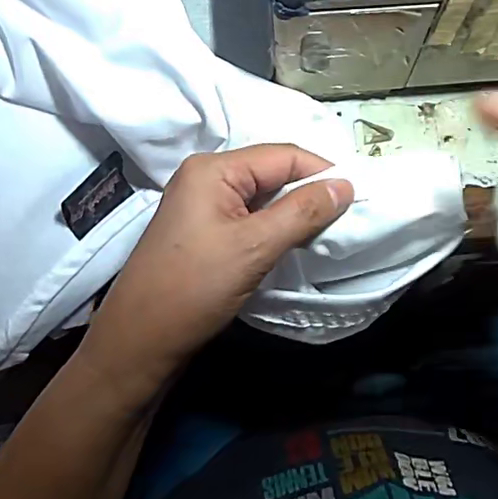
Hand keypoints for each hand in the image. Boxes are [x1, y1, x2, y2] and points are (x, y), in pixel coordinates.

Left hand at [77, 144, 353, 406]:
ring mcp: (202, 205)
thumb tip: (346, 185)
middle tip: (346, 216)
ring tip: (326, 231)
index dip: (321, 172)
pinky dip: (275, 226)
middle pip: (272, 172)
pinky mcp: (203, 231)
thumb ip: (302, 211)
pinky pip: (250, 216)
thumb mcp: (254, 247)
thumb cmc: (194, 288)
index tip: (358, 196)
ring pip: (263, 196)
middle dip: (309, 191)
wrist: (139, 342)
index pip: (282, 155)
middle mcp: (206, 178)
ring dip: (294, 210)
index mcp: (213, 170)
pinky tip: (294, 242)